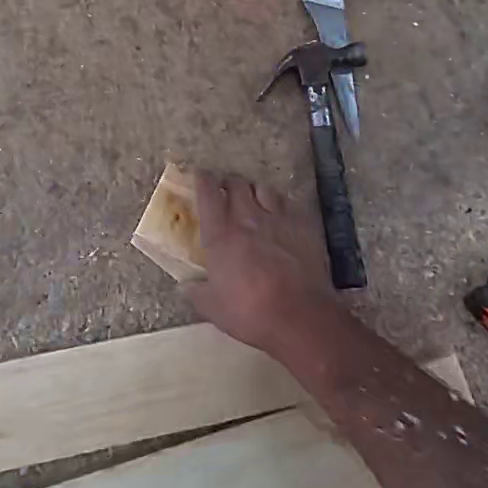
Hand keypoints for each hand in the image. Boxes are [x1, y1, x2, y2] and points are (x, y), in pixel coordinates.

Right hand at [182, 171, 341, 357]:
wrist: (300, 314)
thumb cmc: (251, 313)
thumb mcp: (214, 309)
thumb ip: (197, 293)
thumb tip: (184, 285)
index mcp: (221, 236)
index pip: (208, 195)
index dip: (202, 180)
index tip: (199, 174)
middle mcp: (248, 218)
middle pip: (236, 184)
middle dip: (228, 182)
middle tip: (225, 188)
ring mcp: (278, 217)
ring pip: (263, 188)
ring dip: (254, 189)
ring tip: (253, 197)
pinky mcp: (302, 223)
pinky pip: (288, 201)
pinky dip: (280, 203)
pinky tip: (280, 212)